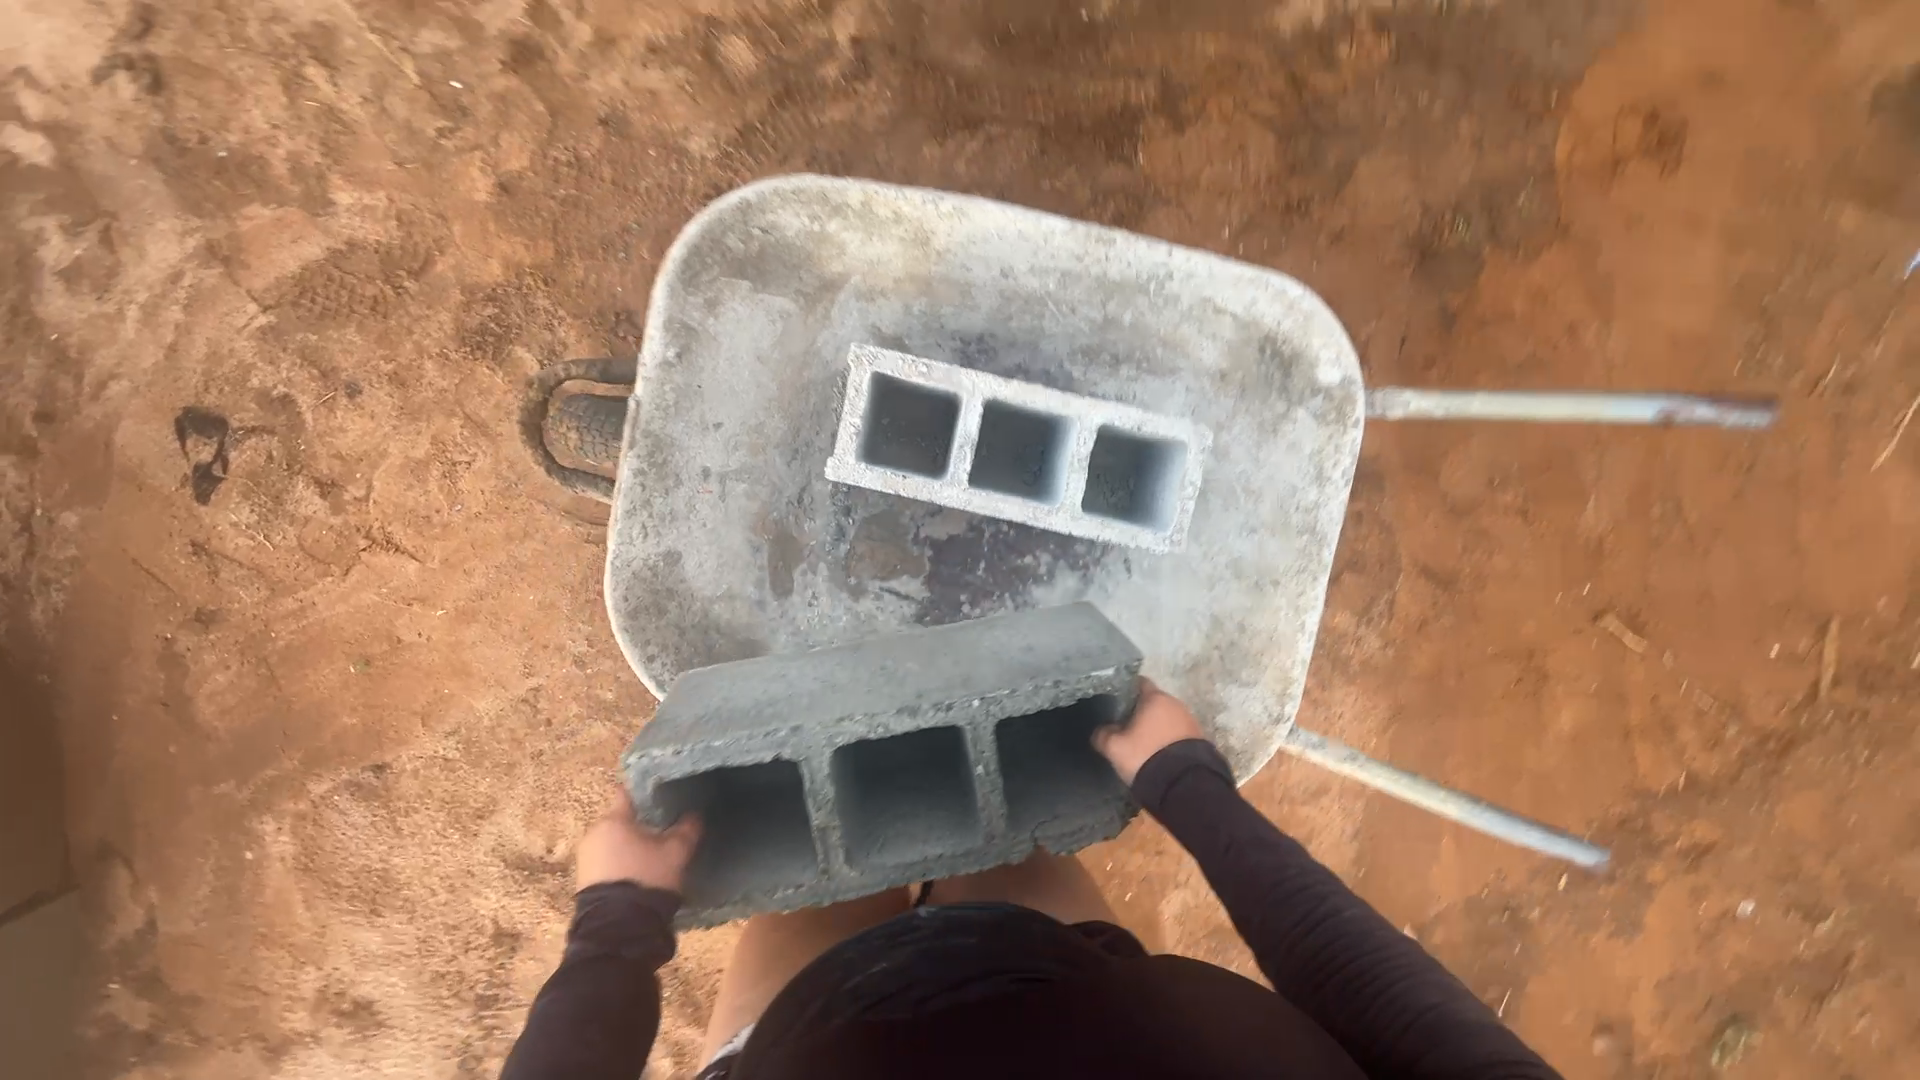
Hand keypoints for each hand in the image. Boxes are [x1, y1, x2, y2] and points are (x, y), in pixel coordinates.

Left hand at [575, 788, 702, 894]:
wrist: (617, 929)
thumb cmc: (646, 878)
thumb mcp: (676, 852)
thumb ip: (687, 828)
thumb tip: (694, 814)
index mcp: (613, 820)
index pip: (627, 792)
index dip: (645, 791)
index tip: (662, 794)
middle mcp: (593, 834)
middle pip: (620, 819)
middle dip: (640, 822)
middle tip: (663, 828)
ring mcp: (585, 859)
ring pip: (612, 841)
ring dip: (629, 845)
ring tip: (653, 853)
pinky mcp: (583, 882)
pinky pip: (606, 861)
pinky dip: (621, 862)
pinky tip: (638, 873)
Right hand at [1092, 678, 1206, 784]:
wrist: (1184, 785)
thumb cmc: (1145, 756)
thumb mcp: (1114, 747)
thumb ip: (1102, 734)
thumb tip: (1100, 730)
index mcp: (1155, 698)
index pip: (1138, 683)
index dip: (1125, 691)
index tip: (1114, 702)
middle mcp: (1175, 703)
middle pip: (1153, 702)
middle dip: (1140, 712)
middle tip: (1125, 726)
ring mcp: (1191, 721)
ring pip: (1166, 719)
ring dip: (1156, 727)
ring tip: (1142, 743)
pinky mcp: (1200, 739)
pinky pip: (1177, 734)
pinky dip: (1167, 740)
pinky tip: (1158, 754)